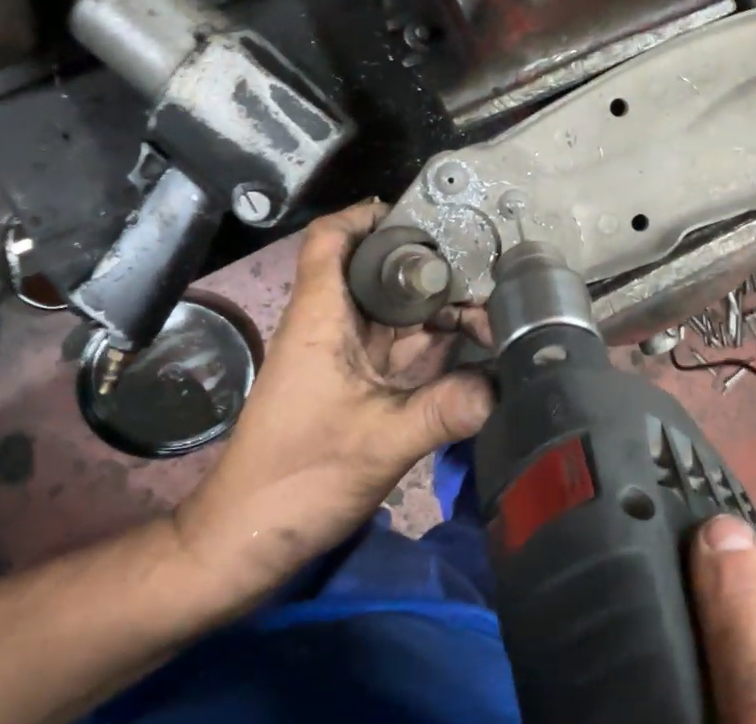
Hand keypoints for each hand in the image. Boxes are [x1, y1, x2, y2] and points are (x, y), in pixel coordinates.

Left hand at [173, 201, 493, 606]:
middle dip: (437, 269)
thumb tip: (506, 385)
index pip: (332, 241)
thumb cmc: (297, 479)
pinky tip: (482, 351)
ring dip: (448, 312)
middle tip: (495, 275)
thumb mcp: (380, 442)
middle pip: (384, 274)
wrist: (248, 541)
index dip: (369, 216)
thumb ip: (447, 409)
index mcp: (321, 319)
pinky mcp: (364, 389)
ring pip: (404, 314)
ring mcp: (352, 359)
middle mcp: (337, 328)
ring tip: (501, 314)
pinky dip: (444, 348)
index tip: (425, 215)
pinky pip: (410, 353)